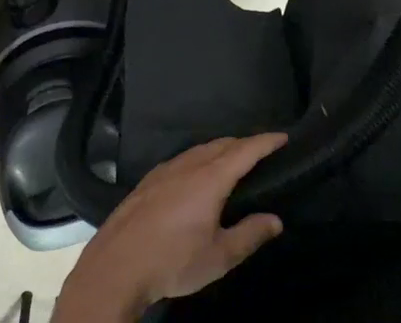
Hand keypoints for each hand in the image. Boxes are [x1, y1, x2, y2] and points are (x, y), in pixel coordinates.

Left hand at [55, 134, 287, 320]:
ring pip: (198, 150)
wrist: (117, 264)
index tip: (282, 136)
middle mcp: (187, 166)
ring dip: (219, 150)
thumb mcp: (219, 256)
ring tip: (233, 161)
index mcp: (209, 179)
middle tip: (262, 151)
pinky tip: (197, 175)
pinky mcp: (148, 181)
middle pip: (220, 145)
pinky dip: (199, 159)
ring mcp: (164, 171)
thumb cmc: (173, 260)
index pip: (244, 151)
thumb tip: (275, 220)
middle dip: (243, 143)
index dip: (265, 142)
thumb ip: (250, 235)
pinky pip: (182, 159)